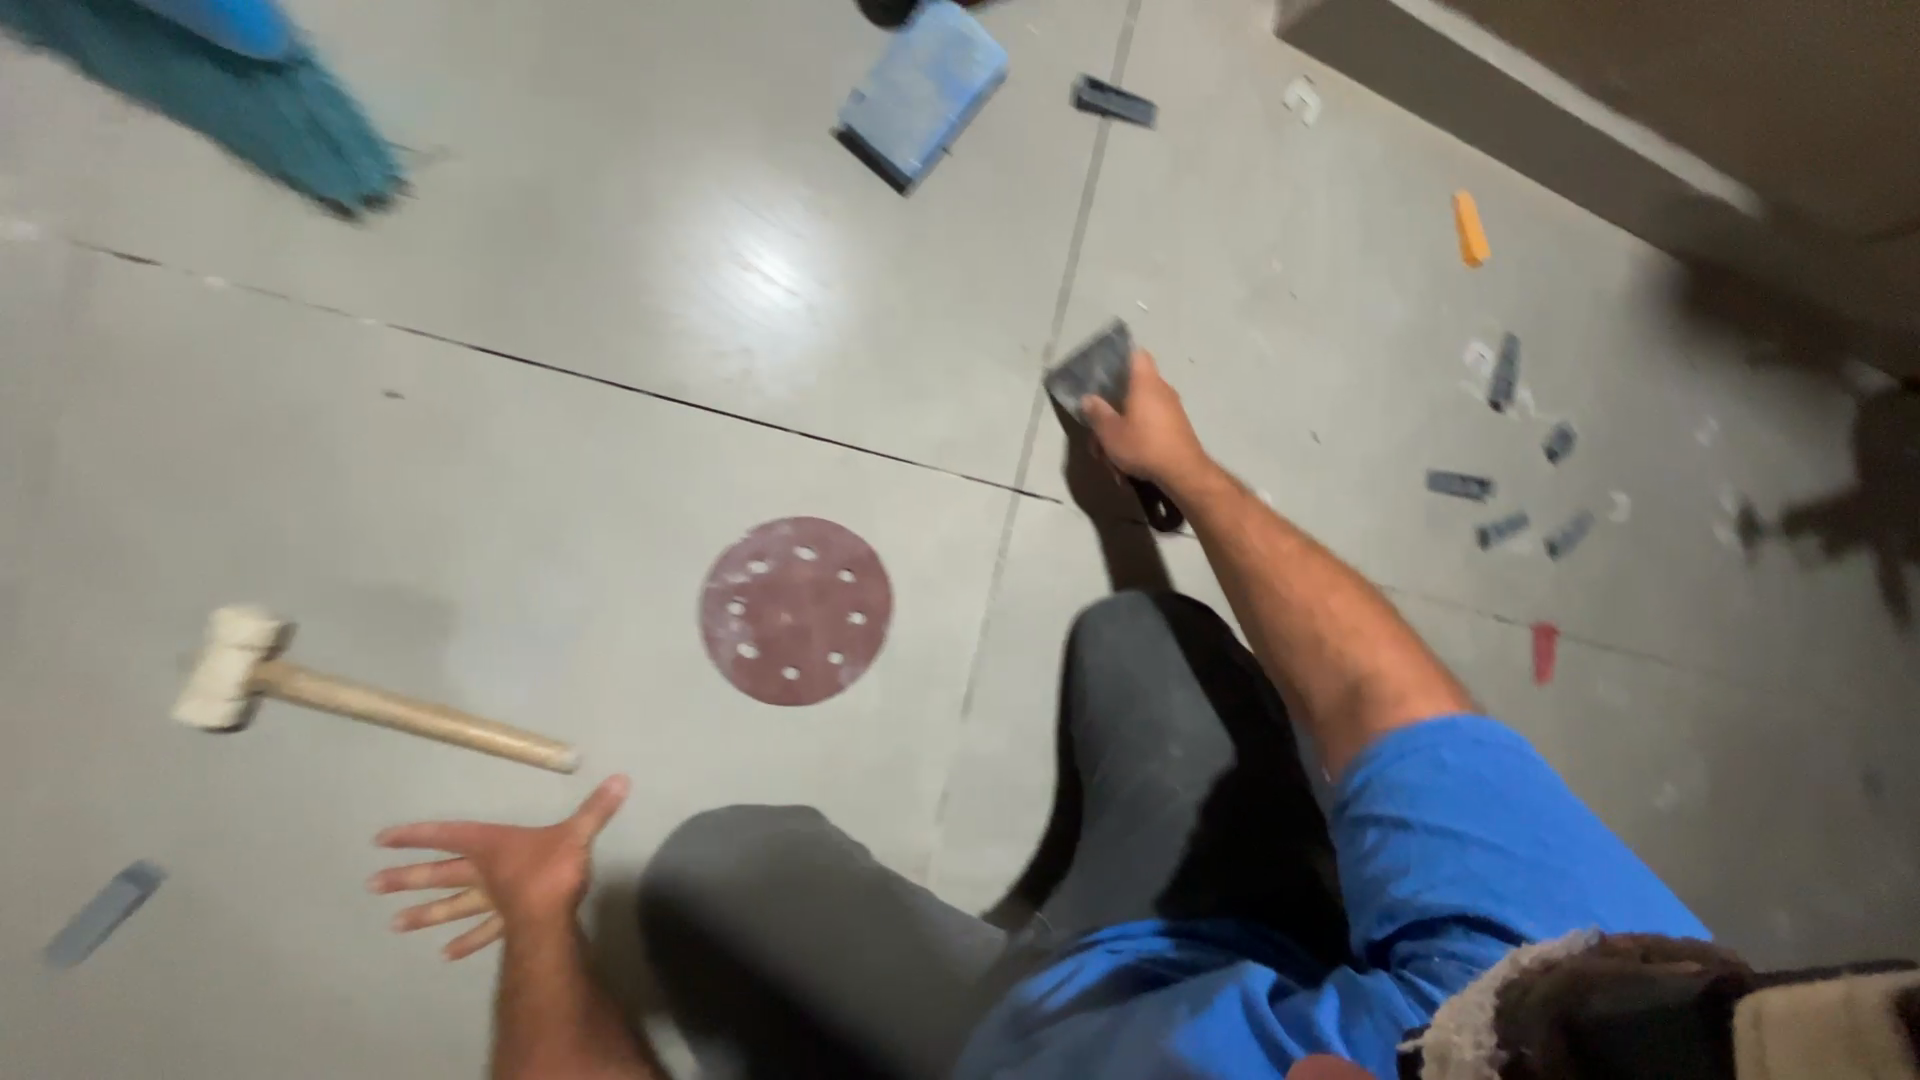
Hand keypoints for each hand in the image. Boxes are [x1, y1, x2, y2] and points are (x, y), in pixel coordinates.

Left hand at [369, 775, 629, 959]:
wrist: (550, 917)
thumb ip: (597, 807)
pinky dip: (466, 941)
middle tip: (371, 884)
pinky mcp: (504, 923)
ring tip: (394, 924)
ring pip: (452, 906)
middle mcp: (484, 873)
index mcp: (492, 846)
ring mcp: (490, 901)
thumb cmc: (554, 869)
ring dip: (425, 914)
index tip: (382, 839)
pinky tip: (446, 955)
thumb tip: (622, 778)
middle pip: (440, 874)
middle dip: (408, 877)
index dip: (417, 835)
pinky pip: (481, 931)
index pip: (449, 836)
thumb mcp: (577, 832)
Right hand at [1082, 350, 1209, 486]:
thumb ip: (1097, 413)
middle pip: (1134, 387)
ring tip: (1109, 452)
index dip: (1120, 357)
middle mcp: (1162, 389)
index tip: (1105, 370)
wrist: (1183, 471)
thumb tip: (1088, 398)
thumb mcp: (1110, 432)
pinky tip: (1127, 458)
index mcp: (1145, 382)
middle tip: (1098, 425)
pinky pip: (1151, 423)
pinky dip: (1137, 435)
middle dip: (1114, 405)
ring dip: (1124, 426)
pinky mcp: (1177, 426)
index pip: (1136, 354)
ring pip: (1141, 409)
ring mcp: (1172, 408)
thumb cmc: (1143, 445)